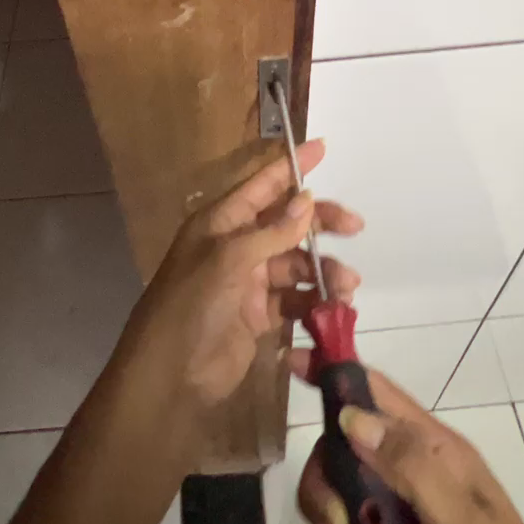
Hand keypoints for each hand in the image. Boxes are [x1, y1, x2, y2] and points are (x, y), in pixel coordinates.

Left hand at [118, 139, 362, 418]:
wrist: (169, 376)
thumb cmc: (191, 306)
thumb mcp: (228, 260)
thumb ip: (271, 232)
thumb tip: (306, 199)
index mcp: (221, 222)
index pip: (262, 185)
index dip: (291, 166)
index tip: (323, 147)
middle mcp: (236, 246)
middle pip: (285, 223)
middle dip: (319, 222)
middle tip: (355, 226)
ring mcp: (247, 282)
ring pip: (295, 264)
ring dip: (322, 270)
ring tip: (347, 285)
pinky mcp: (258, 316)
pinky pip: (294, 300)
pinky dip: (315, 302)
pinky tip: (334, 309)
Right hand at [288, 354, 523, 523]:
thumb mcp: (465, 521)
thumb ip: (414, 468)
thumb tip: (350, 415)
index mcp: (435, 446)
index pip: (378, 390)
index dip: (335, 369)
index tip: (292, 361)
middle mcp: (411, 464)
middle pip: (345, 438)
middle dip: (326, 468)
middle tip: (333, 520)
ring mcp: (395, 500)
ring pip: (337, 478)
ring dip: (327, 506)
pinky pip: (340, 514)